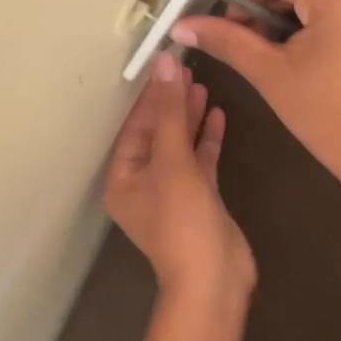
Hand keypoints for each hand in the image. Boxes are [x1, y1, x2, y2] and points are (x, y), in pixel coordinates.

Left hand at [106, 51, 254, 297]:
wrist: (213, 277)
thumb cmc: (182, 219)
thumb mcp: (173, 161)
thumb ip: (170, 112)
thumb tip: (165, 63)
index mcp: (122, 178)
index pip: (134, 127)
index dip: (151, 96)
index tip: (168, 63)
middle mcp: (142, 184)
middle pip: (156, 135)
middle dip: (171, 104)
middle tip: (189, 69)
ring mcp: (172, 194)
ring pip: (179, 147)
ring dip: (190, 119)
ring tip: (204, 85)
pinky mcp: (199, 201)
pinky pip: (199, 163)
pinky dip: (206, 141)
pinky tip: (218, 116)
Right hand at [170, 0, 340, 198]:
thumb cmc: (331, 120)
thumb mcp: (272, 76)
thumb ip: (227, 41)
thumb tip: (182, 26)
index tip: (233, 29)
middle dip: (271, 5)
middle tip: (255, 48)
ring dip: (296, 13)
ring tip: (284, 56)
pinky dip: (324, 19)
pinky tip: (316, 56)